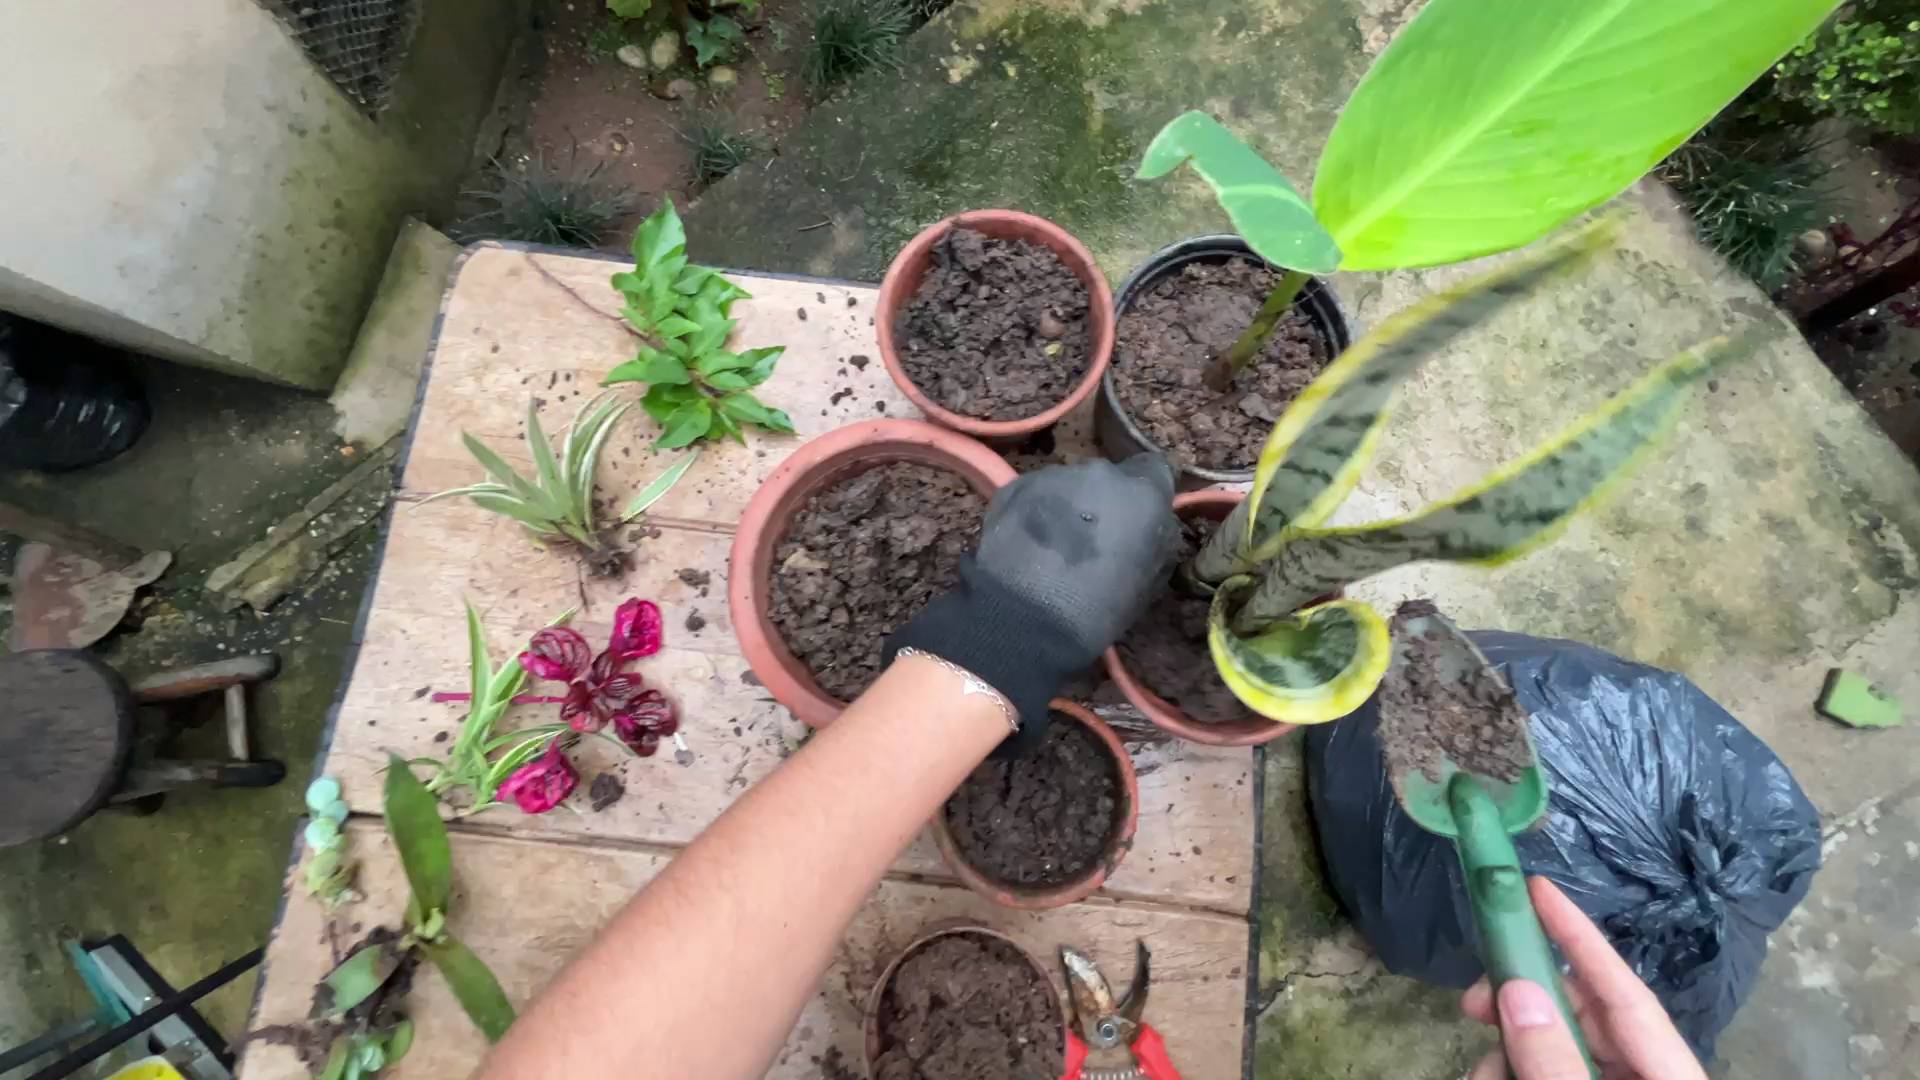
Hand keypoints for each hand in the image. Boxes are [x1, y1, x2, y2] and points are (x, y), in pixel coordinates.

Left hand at [886, 454, 1178, 753]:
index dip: (1145, 494)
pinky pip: (1034, 493)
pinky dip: (1034, 512)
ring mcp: (1053, 475)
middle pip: (1107, 478)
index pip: (1154, 471)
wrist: (1027, 614)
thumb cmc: (1099, 607)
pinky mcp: (1014, 485)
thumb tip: (1149, 525)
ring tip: (1052, 547)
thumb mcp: (1150, 578)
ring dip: (1067, 506)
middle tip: (1091, 539)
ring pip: (1068, 485)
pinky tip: (1026, 544)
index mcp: (1143, 493)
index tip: (1134, 519)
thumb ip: (1157, 538)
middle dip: (1102, 501)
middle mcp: (1100, 473)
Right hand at [1462, 878, 1704, 1079]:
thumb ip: (1555, 1060)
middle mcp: (1643, 1073)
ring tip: (1478, 1075)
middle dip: (1518, 1005)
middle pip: (1577, 1015)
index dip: (1580, 936)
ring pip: (1550, 1045)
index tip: (1535, 885)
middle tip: (1472, 1004)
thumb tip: (1515, 987)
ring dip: (1505, 1050)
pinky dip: (1509, 1069)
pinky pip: (1542, 1070)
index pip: (1626, 992)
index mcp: (1669, 1074)